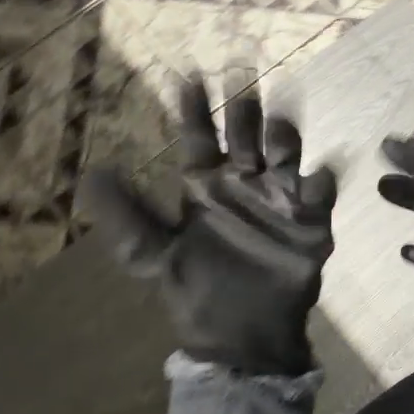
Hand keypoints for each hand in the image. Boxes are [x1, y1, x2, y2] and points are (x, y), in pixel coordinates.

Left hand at [82, 76, 336, 375]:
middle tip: (244, 78)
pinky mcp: (311, 222)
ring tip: (277, 131)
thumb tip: (92, 171)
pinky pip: (320, 193)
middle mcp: (244, 184)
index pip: (200, 138)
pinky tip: (316, 177)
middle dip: (245, 109)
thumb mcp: (152, 256)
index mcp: (206, 187)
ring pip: (285, 154)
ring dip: (282, 139)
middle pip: (246, 135)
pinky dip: (321, 183)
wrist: (244, 336)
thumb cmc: (197, 292)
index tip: (188, 77)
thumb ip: (126, 217)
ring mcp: (280, 200)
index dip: (195, 109)